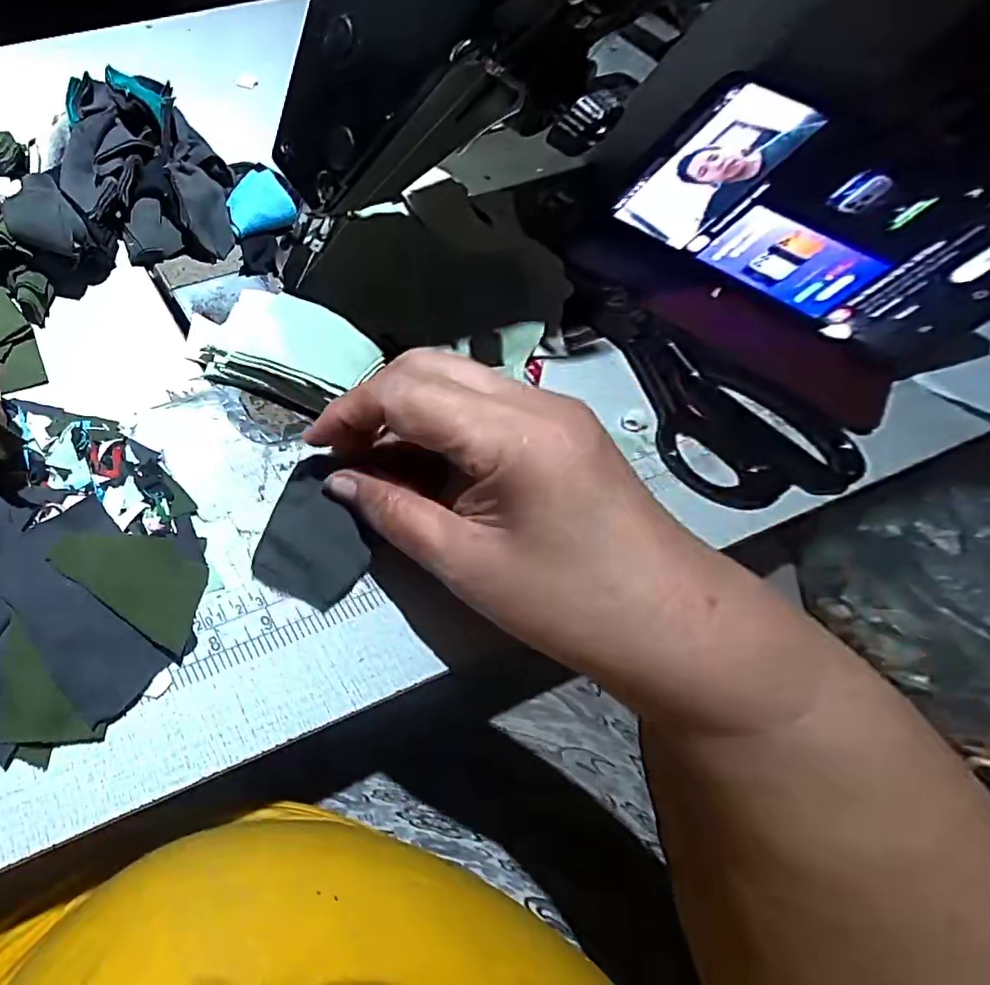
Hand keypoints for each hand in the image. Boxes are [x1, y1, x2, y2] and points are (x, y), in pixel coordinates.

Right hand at [306, 350, 835, 731]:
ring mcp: (550, 408)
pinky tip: (420, 459)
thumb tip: (337, 480)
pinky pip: (478, 401)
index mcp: (512, 433)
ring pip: (452, 376)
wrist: (673, 624)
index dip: (349, 411)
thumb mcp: (463, 564)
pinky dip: (435, 419)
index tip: (315, 448)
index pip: (406, 389)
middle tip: (341, 450)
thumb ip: (392, 511)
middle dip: (371, 400)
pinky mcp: (557, 425)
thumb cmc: (566, 603)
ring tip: (371, 457)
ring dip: (402, 407)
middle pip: (427, 365)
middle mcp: (532, 401)